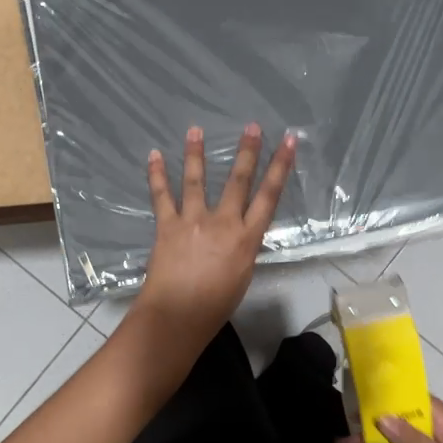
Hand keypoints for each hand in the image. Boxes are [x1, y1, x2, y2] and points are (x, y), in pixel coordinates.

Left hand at [130, 124, 296, 345]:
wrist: (179, 314)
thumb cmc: (215, 305)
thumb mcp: (242, 276)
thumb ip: (241, 250)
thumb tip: (239, 236)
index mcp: (247, 238)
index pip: (269, 196)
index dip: (280, 168)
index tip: (287, 142)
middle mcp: (223, 223)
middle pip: (238, 181)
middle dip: (246, 152)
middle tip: (251, 127)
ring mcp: (193, 221)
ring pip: (196, 180)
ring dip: (196, 153)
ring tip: (195, 130)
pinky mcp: (168, 225)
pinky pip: (162, 196)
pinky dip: (157, 175)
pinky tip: (155, 155)